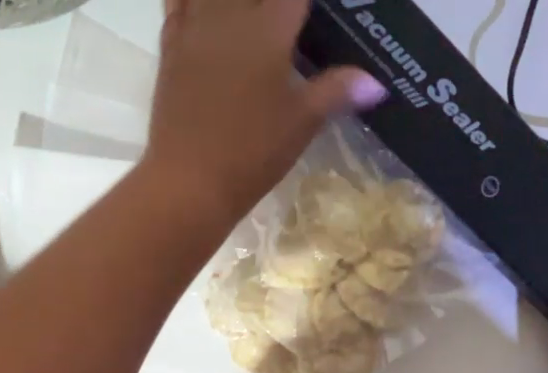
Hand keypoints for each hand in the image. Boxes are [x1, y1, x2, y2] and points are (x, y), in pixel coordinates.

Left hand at [146, 0, 387, 218]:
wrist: (190, 180)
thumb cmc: (253, 152)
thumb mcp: (302, 123)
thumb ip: (337, 91)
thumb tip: (377, 82)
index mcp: (269, 26)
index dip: (307, 4)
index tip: (314, 15)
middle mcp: (229, 12)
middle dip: (272, 1)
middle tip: (284, 17)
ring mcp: (195, 25)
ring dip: (236, 0)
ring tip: (251, 13)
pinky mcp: (170, 45)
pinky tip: (205, 5)